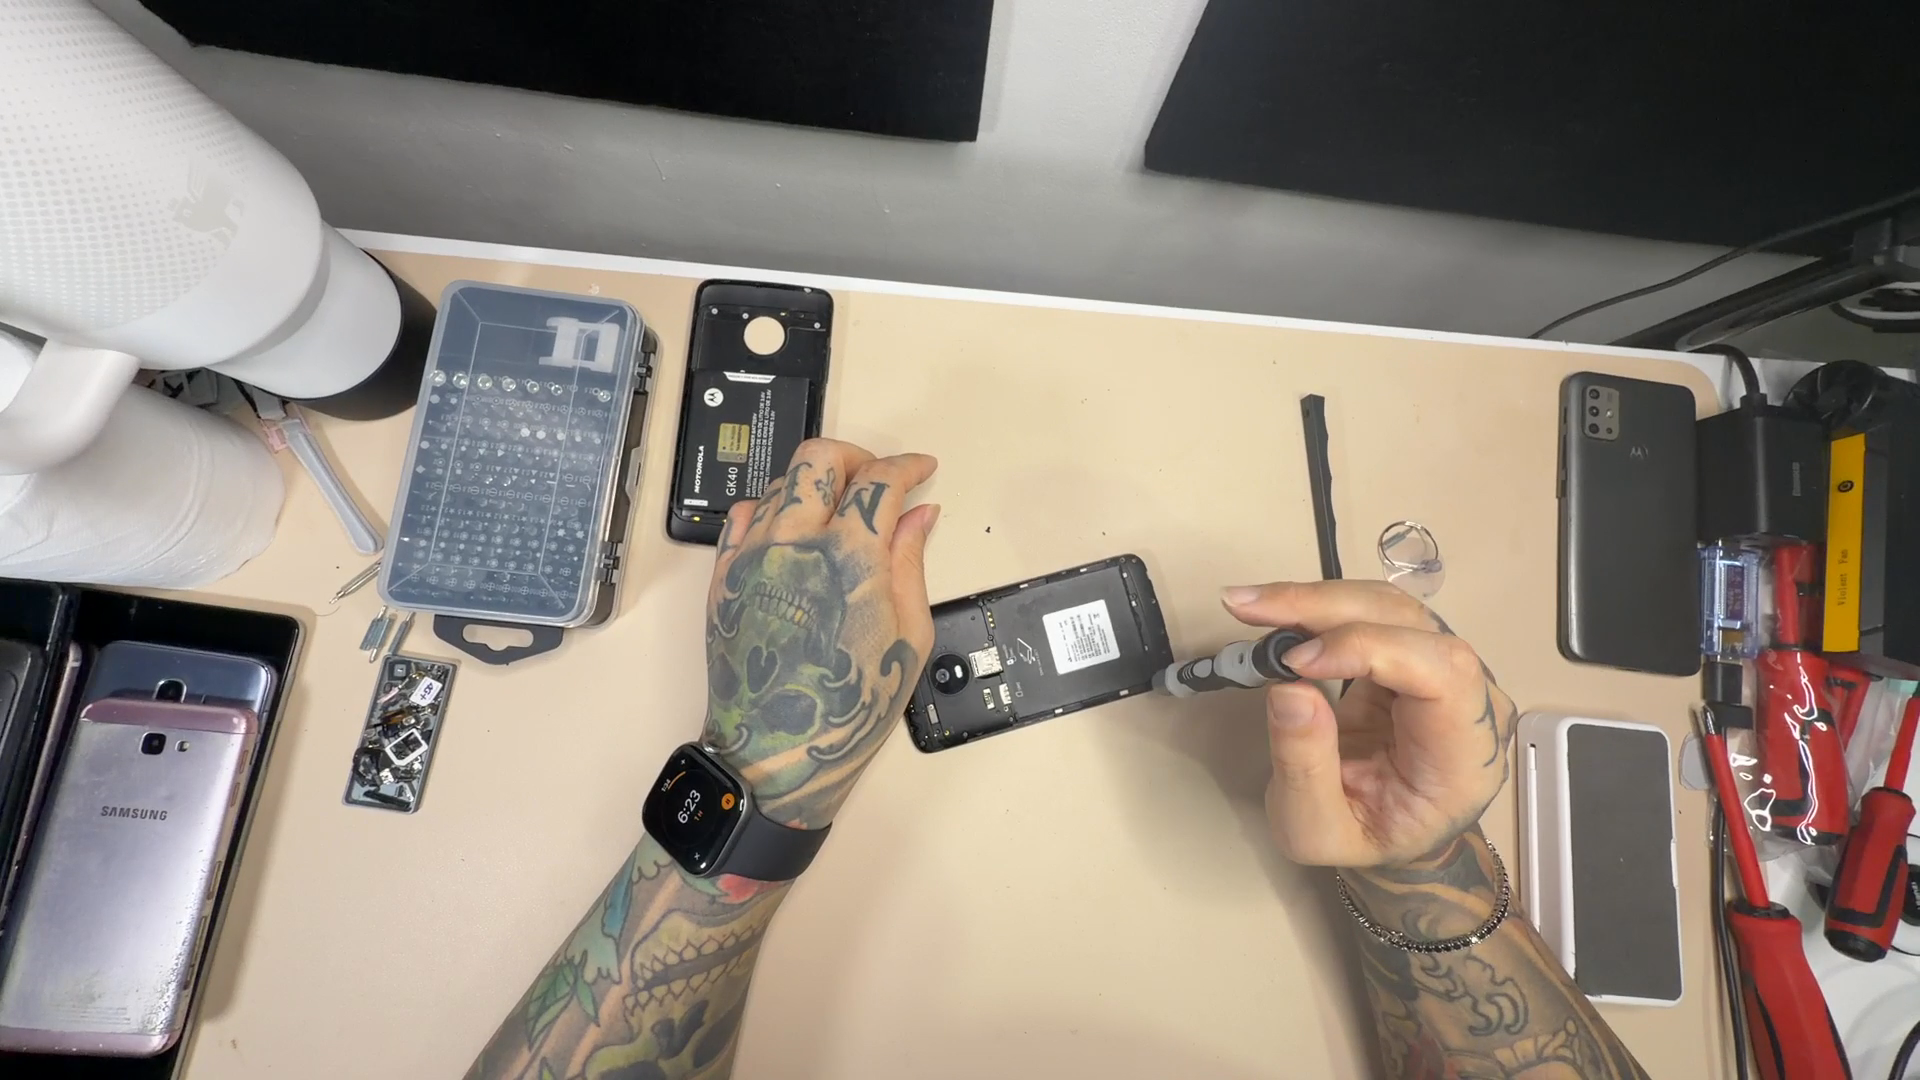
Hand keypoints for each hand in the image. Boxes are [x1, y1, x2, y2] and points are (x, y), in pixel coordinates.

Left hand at [703, 438, 939, 830]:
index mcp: (850, 558)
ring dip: (818, 481)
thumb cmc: (850, 705)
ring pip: (783, 480)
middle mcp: (795, 544)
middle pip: (822, 456)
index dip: (909, 466)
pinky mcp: (724, 575)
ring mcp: (753, 556)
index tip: (922, 470)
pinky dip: (775, 508)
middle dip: (859, 456)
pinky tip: (795, 532)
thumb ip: (910, 562)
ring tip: (840, 511)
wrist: (776, 748)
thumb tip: (920, 514)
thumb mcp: (908, 635)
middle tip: (879, 480)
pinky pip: (745, 515)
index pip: (882, 480)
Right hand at [1222, 581, 1515, 867]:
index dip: (1367, 649)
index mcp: (1464, 754)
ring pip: (1385, 605)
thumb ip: (1305, 768)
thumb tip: (1290, 688)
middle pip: (1409, 622)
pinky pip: (1367, 612)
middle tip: (1246, 607)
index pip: (1439, 671)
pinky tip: (1271, 610)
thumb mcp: (1317, 830)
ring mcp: (1441, 669)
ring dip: (1312, 598)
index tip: (1295, 661)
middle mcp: (1468, 698)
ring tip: (1247, 604)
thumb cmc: (1362, 837)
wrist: (1391, 833)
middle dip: (1323, 607)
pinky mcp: (1408, 653)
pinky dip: (1314, 606)